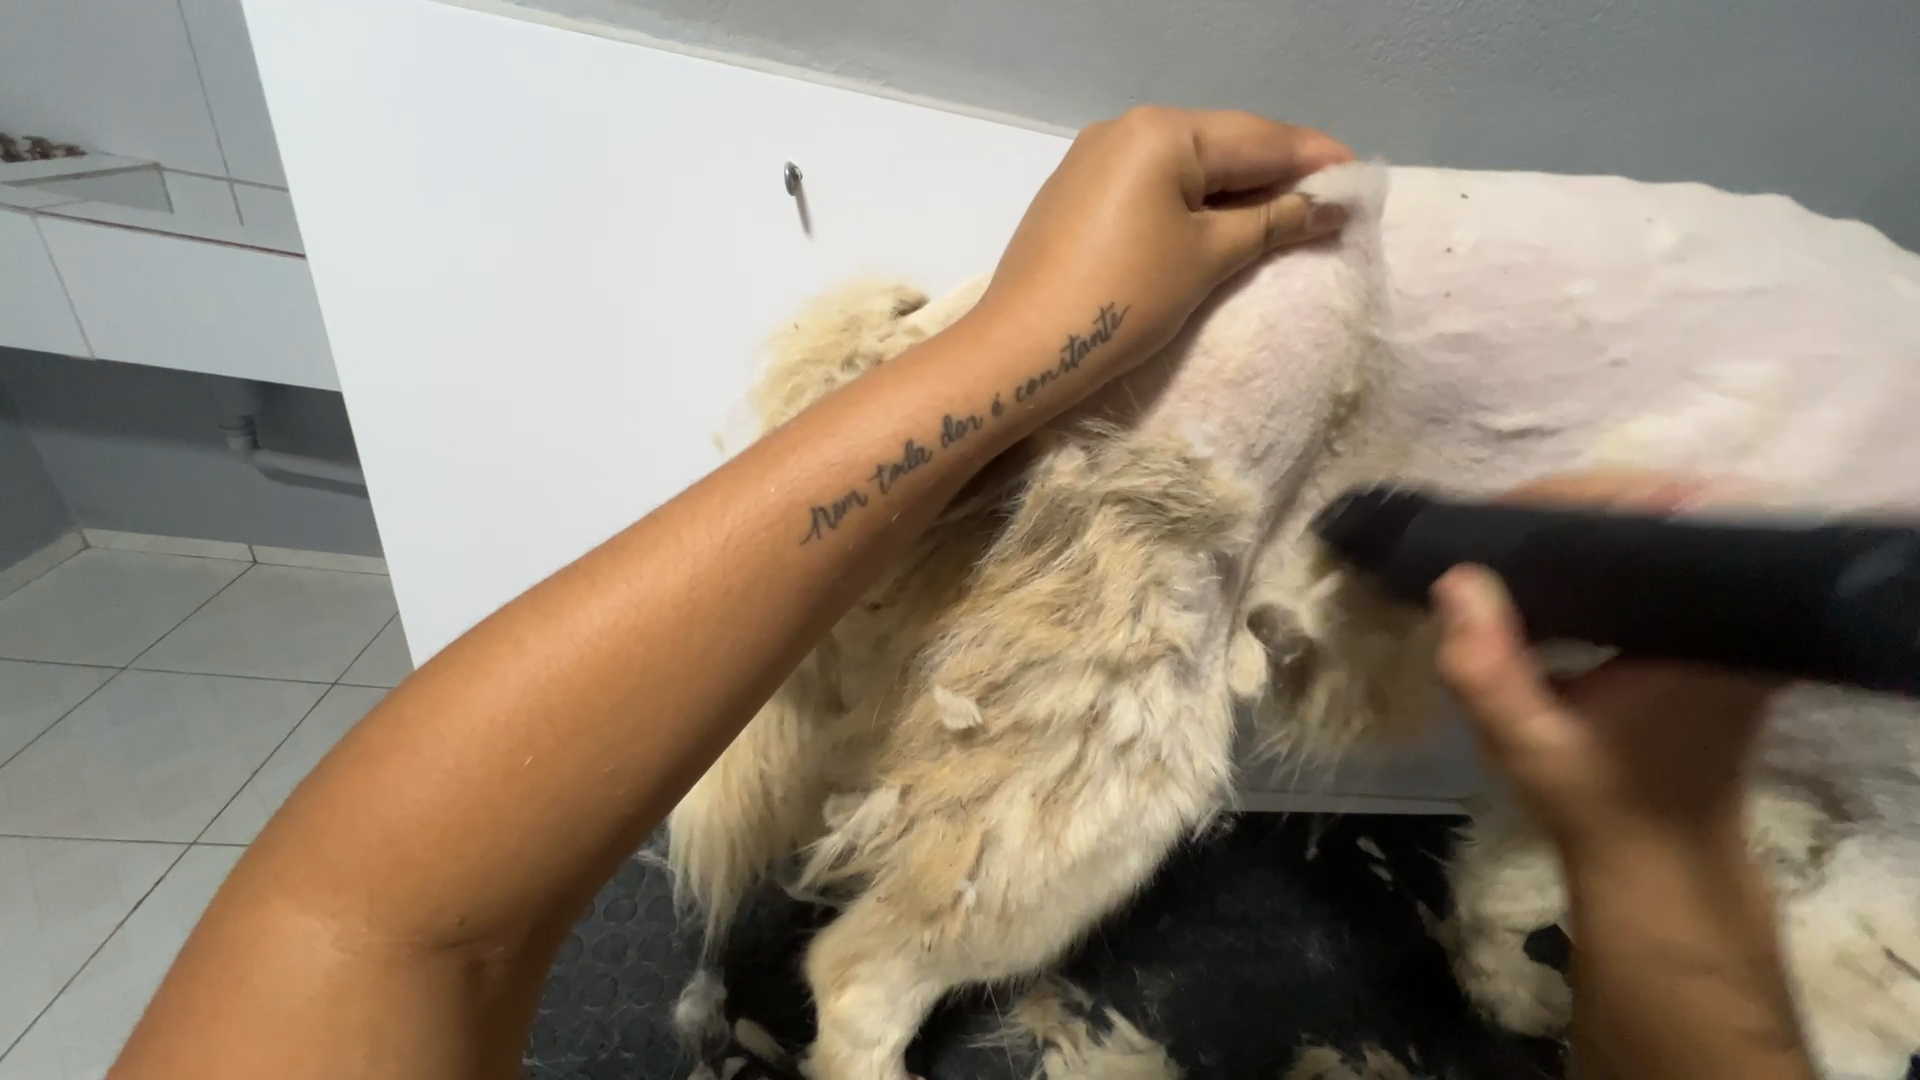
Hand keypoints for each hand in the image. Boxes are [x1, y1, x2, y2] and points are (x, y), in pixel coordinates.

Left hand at [975, 107, 1352, 380]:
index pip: (1259, 138)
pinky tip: (1208, 226)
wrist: (1023, 351)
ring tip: (1275, 218)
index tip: (1360, 182)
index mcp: (1161, 131)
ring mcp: (1089, 163)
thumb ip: (1272, 222)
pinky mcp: (1071, 198)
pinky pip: (1145, 191)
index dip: (1315, 160)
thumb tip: (1329, 204)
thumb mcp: (1206, 259)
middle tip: (1324, 204)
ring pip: (1180, 170)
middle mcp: (1122, 130)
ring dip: (1229, 192)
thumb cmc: (1122, 302)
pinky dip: (1184, 206)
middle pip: (1219, 146)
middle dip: (1272, 175)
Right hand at [1431, 471, 1777, 853]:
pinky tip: (1539, 569)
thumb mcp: (1522, 739)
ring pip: (1649, 530)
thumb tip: (1454, 577)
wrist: (1655, 853)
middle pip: (1655, 508)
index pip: (1657, 511)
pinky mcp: (1706, 628)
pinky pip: (1646, 561)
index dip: (1573, 498)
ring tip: (1503, 539)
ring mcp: (1727, 617)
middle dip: (1564, 505)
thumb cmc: (1595, 797)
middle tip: (1486, 527)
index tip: (1497, 517)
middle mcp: (1736, 609)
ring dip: (1574, 524)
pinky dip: (1590, 553)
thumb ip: (1484, 668)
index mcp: (1710, 626)